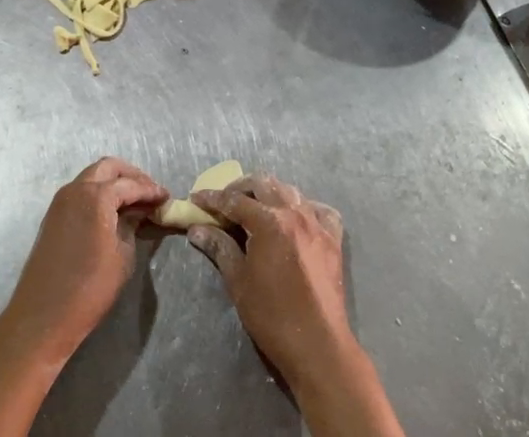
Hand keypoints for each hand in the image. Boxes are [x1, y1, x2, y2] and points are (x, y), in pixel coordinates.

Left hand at [3, 157, 167, 359]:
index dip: (151, 190)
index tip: (167, 197)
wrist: (44, 314)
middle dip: (131, 176)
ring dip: (113, 183)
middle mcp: (75, 190)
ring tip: (135, 202)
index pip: (130, 184)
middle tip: (150, 193)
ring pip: (92, 177)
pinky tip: (113, 212)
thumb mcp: (123, 255)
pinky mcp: (53, 215)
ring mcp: (60, 201)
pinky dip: (99, 194)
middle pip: (107, 168)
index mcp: (95, 196)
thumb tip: (139, 211)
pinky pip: (80, 192)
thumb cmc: (90, 288)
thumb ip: (132, 225)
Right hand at [187, 174, 351, 382]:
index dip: (211, 198)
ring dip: (269, 193)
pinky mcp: (333, 239)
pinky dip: (304, 207)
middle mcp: (295, 213)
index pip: (234, 201)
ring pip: (290, 192)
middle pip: (264, 185)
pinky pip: (320, 210)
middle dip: (240, 188)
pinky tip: (295, 217)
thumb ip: (219, 248)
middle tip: (223, 202)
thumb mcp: (238, 281)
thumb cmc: (271, 315)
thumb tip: (197, 229)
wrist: (317, 344)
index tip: (195, 198)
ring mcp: (317, 224)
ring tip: (254, 207)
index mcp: (269, 222)